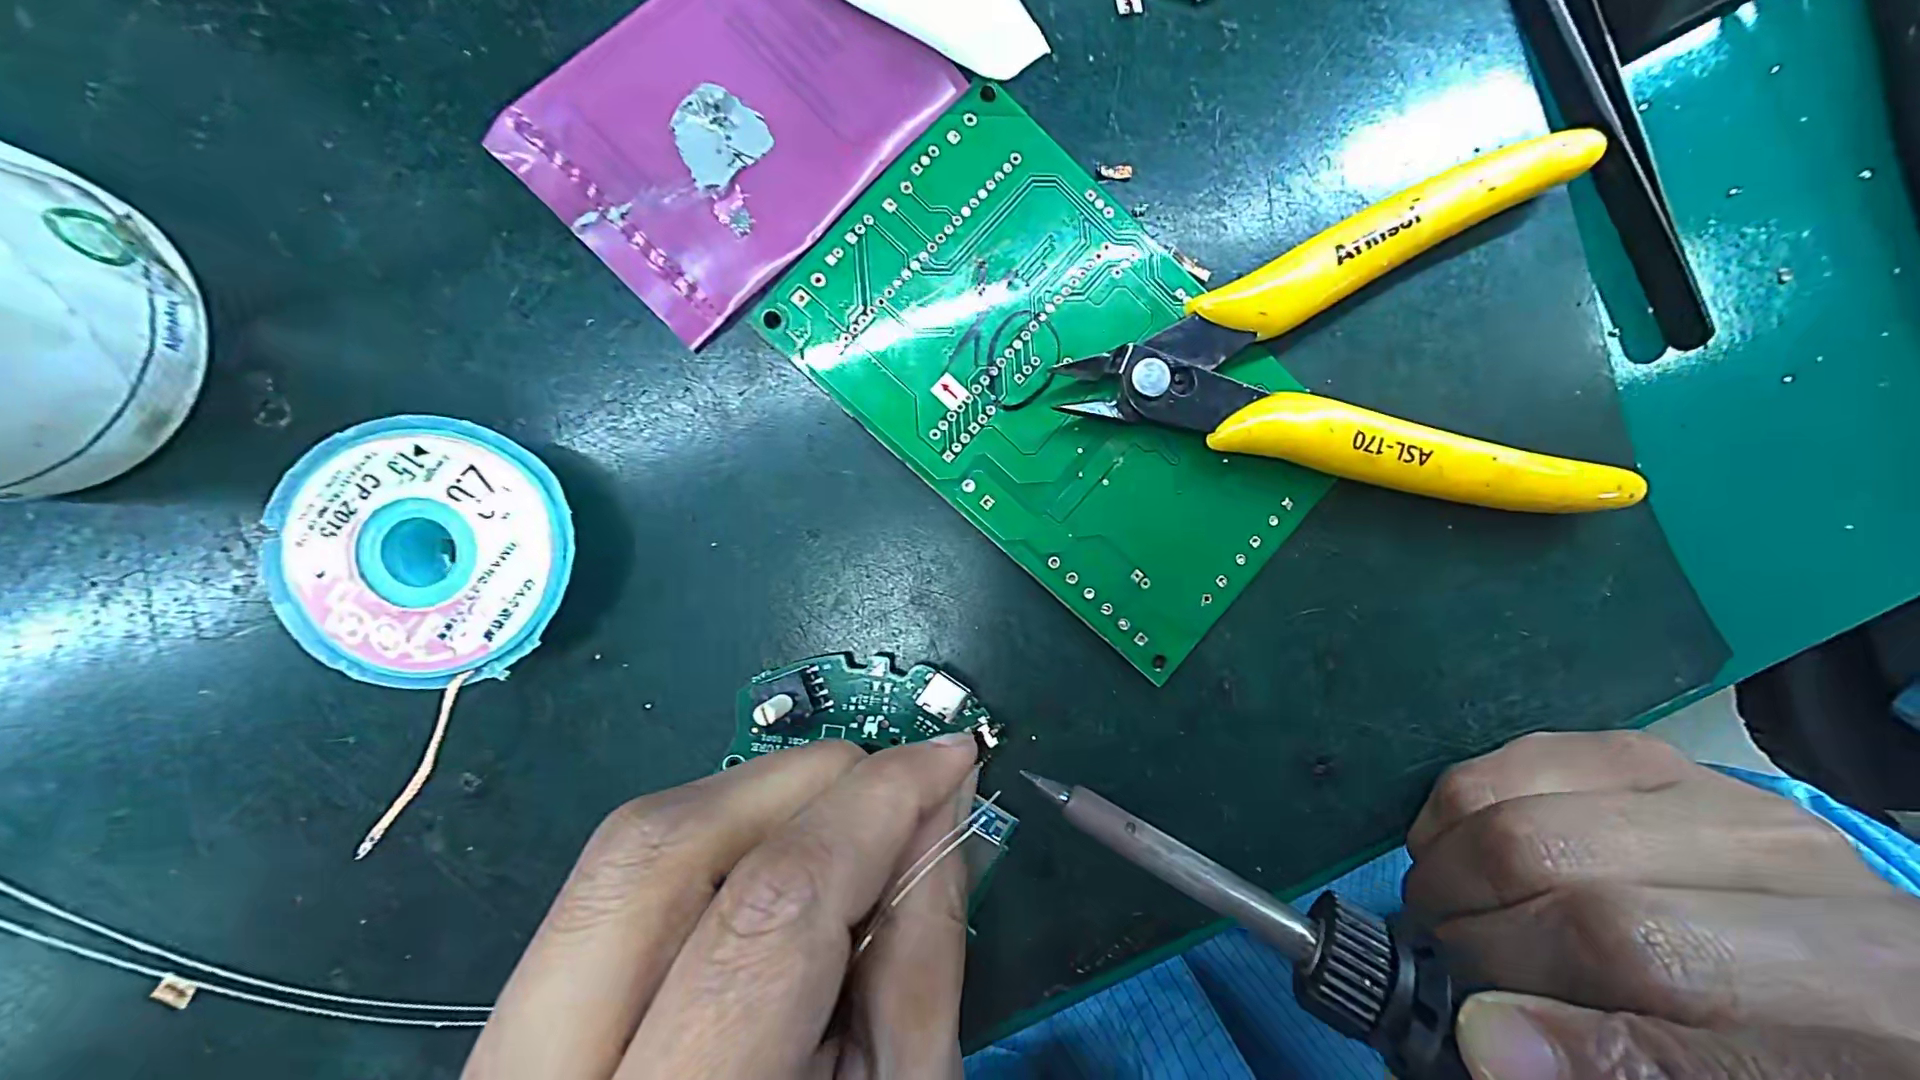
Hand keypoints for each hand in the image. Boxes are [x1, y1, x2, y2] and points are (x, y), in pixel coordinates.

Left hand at [463, 735, 979, 1079]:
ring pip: (631, 847)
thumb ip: (919, 952)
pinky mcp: (522, 1015)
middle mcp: (542, 1079)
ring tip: (844, 818)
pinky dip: (721, 836)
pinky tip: (780, 858)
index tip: (945, 754)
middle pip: (661, 847)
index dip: (875, 803)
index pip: (771, 906)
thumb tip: (936, 805)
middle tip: (891, 783)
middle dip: (804, 779)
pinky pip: (623, 880)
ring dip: (761, 799)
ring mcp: (512, 1046)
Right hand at [1404, 730, 1919, 1078]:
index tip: (1479, 1031)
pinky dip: (1452, 811)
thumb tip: (1484, 1036)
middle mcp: (1836, 914)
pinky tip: (1463, 848)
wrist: (1807, 961)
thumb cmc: (1756, 1034)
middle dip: (1477, 938)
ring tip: (1448, 902)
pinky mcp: (1650, 755)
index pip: (1712, 1033)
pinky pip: (1508, 761)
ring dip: (1447, 866)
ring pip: (1525, 821)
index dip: (1577, 1033)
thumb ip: (1625, 1069)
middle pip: (1599, 917)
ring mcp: (1735, 810)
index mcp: (1884, 1049)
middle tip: (1449, 955)